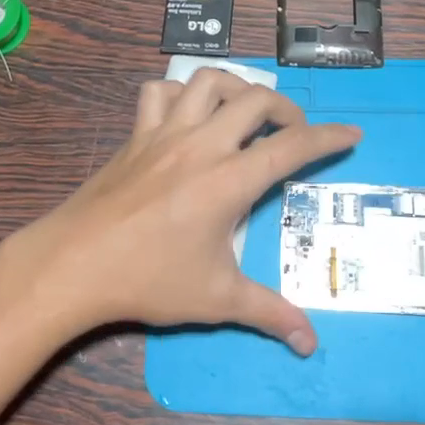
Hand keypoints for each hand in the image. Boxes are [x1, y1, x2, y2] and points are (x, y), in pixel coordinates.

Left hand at [0, 69, 360, 354]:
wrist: (73, 264)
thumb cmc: (147, 280)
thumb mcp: (216, 299)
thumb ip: (269, 313)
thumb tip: (310, 343)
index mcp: (228, 180)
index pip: (291, 147)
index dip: (328, 138)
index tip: (351, 134)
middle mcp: (201, 145)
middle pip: (256, 100)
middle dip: (287, 109)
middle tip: (295, 133)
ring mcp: (163, 133)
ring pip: (206, 81)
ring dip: (236, 87)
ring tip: (247, 112)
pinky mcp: (135, 135)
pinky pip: (158, 93)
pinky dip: (180, 92)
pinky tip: (188, 113)